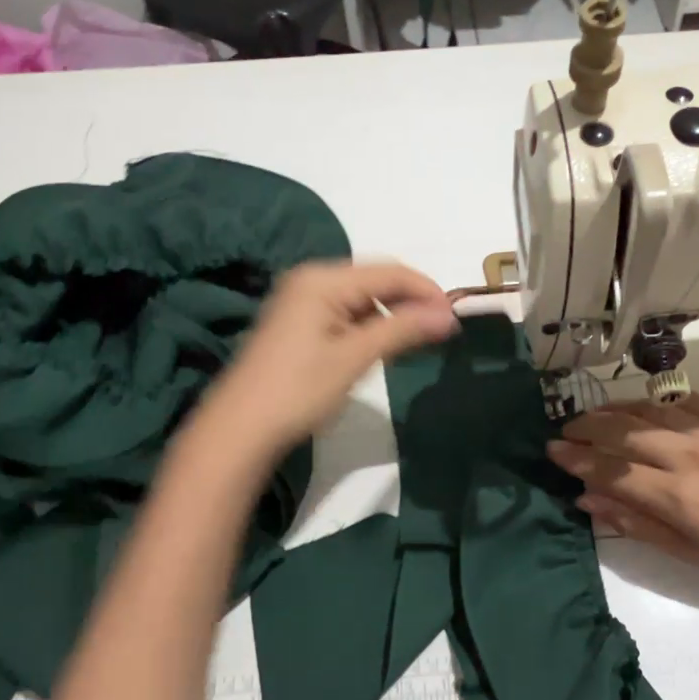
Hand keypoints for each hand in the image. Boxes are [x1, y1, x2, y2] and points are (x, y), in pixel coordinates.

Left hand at [197, 261, 457, 455]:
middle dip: (412, 301)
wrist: (241, 429)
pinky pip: (346, 313)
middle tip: (443, 330)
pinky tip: (386, 345)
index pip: (389, 271)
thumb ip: (403, 330)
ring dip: (393, 314)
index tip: (457, 317)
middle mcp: (312, 279)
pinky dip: (371, 325)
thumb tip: (449, 315)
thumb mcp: (355, 358)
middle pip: (376, 279)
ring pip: (362, 297)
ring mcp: (302, 301)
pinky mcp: (299, 323)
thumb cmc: (299, 390)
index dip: (427, 290)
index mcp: (323, 279)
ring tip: (421, 340)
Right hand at [546, 395, 698, 581]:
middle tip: (565, 429)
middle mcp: (689, 456)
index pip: (611, 470)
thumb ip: (632, 521)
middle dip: (586, 428)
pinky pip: (684, 399)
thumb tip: (585, 499)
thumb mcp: (682, 550)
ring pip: (649, 409)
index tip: (552, 451)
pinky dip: (654, 401)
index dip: (576, 460)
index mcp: (677, 496)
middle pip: (623, 432)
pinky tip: (639, 405)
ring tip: (593, 414)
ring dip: (614, 410)